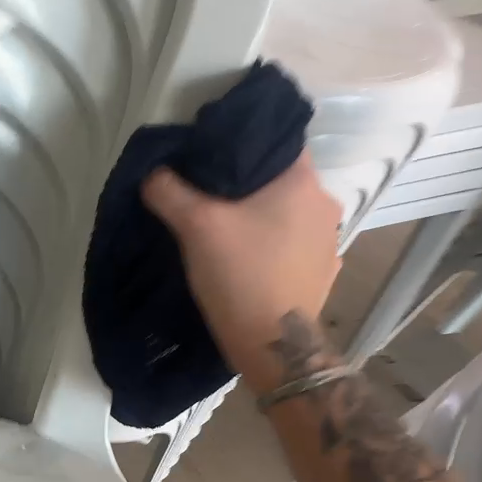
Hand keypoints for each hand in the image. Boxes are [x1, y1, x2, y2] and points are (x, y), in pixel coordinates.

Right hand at [142, 154, 343, 391]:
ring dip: (256, 216)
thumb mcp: (194, 226)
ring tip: (220, 230)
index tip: (207, 159)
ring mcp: (328, 239)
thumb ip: (169, 192)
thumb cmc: (240, 273)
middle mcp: (324, 203)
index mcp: (301, 181)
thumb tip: (153, 172)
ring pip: (283, 212)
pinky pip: (290, 244)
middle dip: (242, 185)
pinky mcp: (320, 269)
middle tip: (203, 197)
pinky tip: (244, 260)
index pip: (275, 141)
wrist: (272, 341)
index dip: (239, 143)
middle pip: (276, 179)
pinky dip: (268, 245)